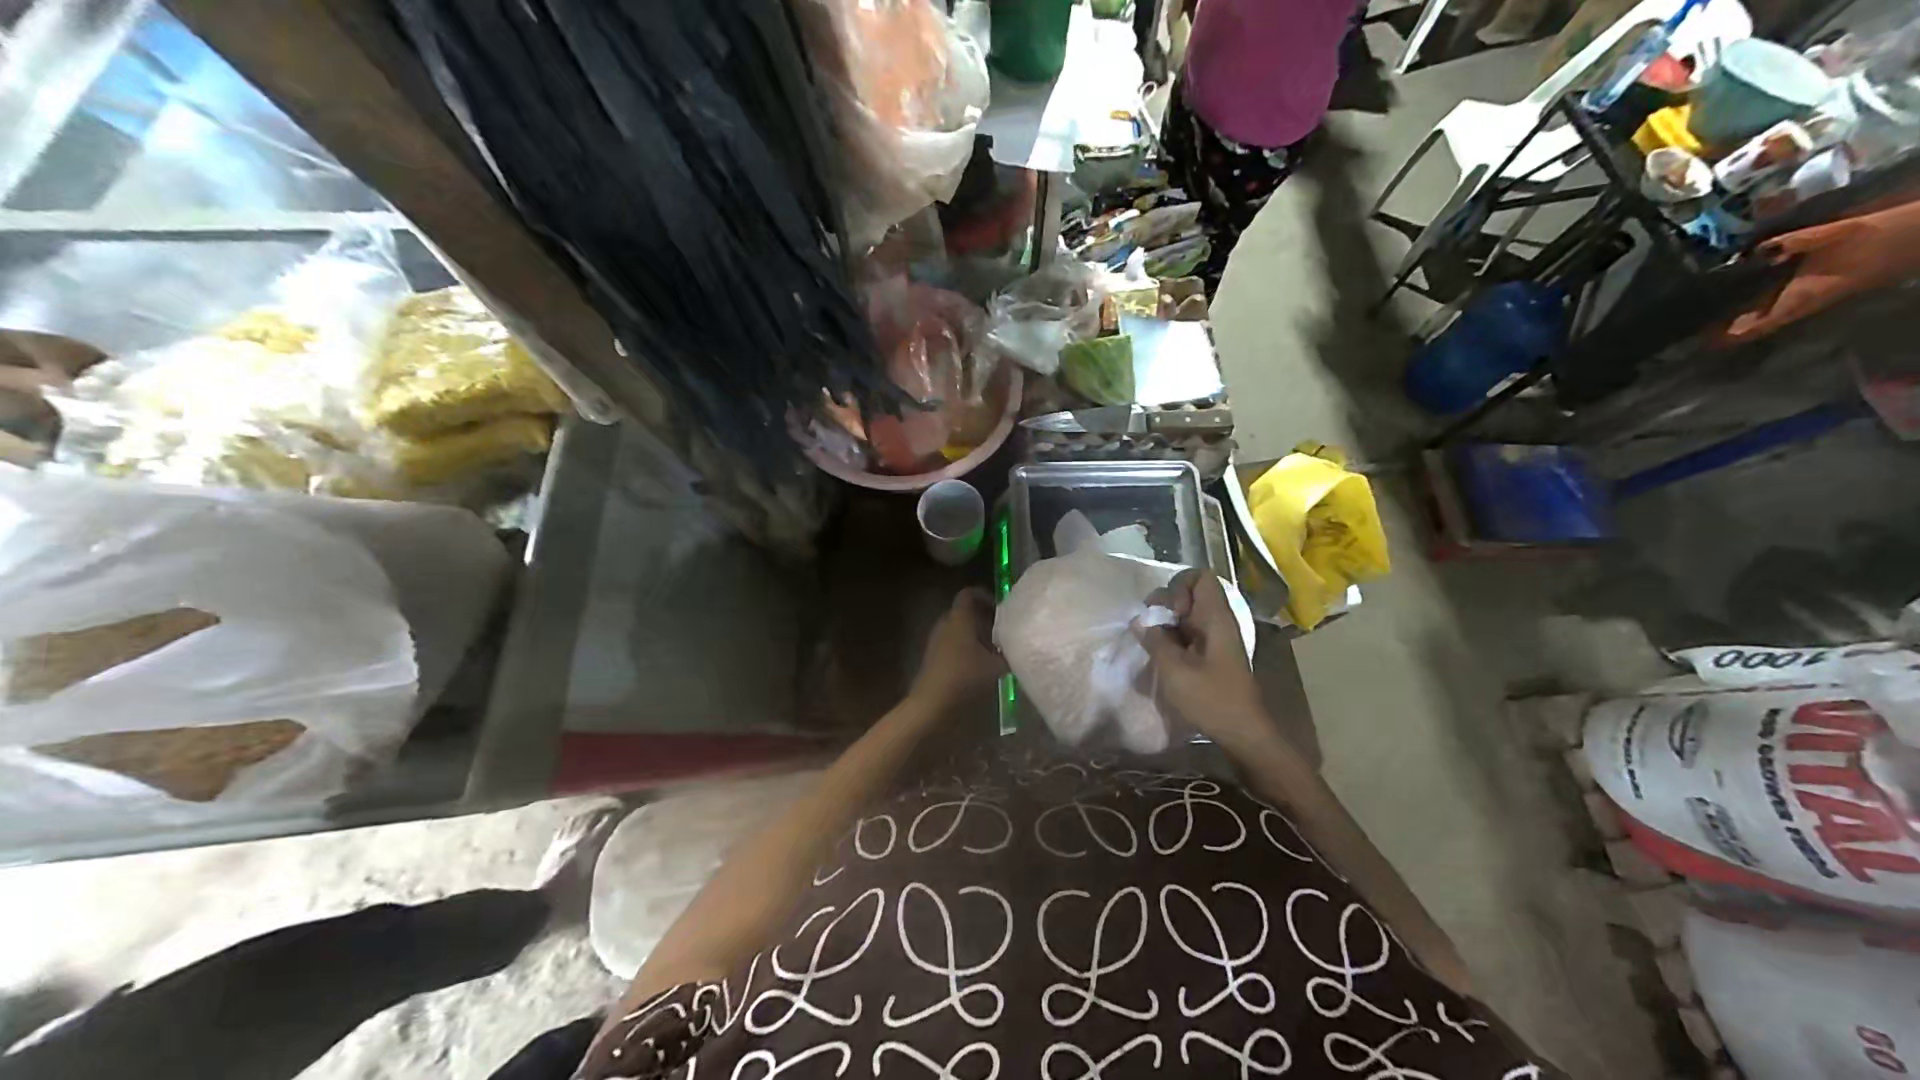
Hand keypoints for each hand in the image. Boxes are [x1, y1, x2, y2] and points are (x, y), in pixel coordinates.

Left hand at [910, 588, 1005, 710]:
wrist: (932, 703)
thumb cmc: (965, 677)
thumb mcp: (996, 666)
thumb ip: (1009, 654)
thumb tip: (1019, 647)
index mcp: (959, 618)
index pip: (969, 594)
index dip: (985, 596)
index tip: (1001, 609)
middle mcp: (945, 624)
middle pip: (965, 612)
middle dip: (985, 619)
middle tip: (1003, 631)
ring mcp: (937, 640)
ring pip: (959, 630)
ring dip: (977, 636)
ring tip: (996, 651)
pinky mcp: (933, 657)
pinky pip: (953, 644)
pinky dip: (967, 648)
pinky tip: (981, 666)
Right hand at [1134, 569, 1271, 750]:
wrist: (1242, 732)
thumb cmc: (1211, 699)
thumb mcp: (1175, 670)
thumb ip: (1155, 641)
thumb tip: (1140, 621)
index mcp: (1215, 618)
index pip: (1200, 577)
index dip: (1178, 586)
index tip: (1169, 612)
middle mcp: (1216, 622)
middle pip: (1188, 593)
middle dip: (1164, 604)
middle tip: (1153, 627)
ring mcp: (1213, 639)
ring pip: (1185, 614)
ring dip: (1164, 623)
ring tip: (1151, 642)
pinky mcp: (1209, 655)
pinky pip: (1186, 633)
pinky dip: (1170, 638)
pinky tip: (1159, 656)